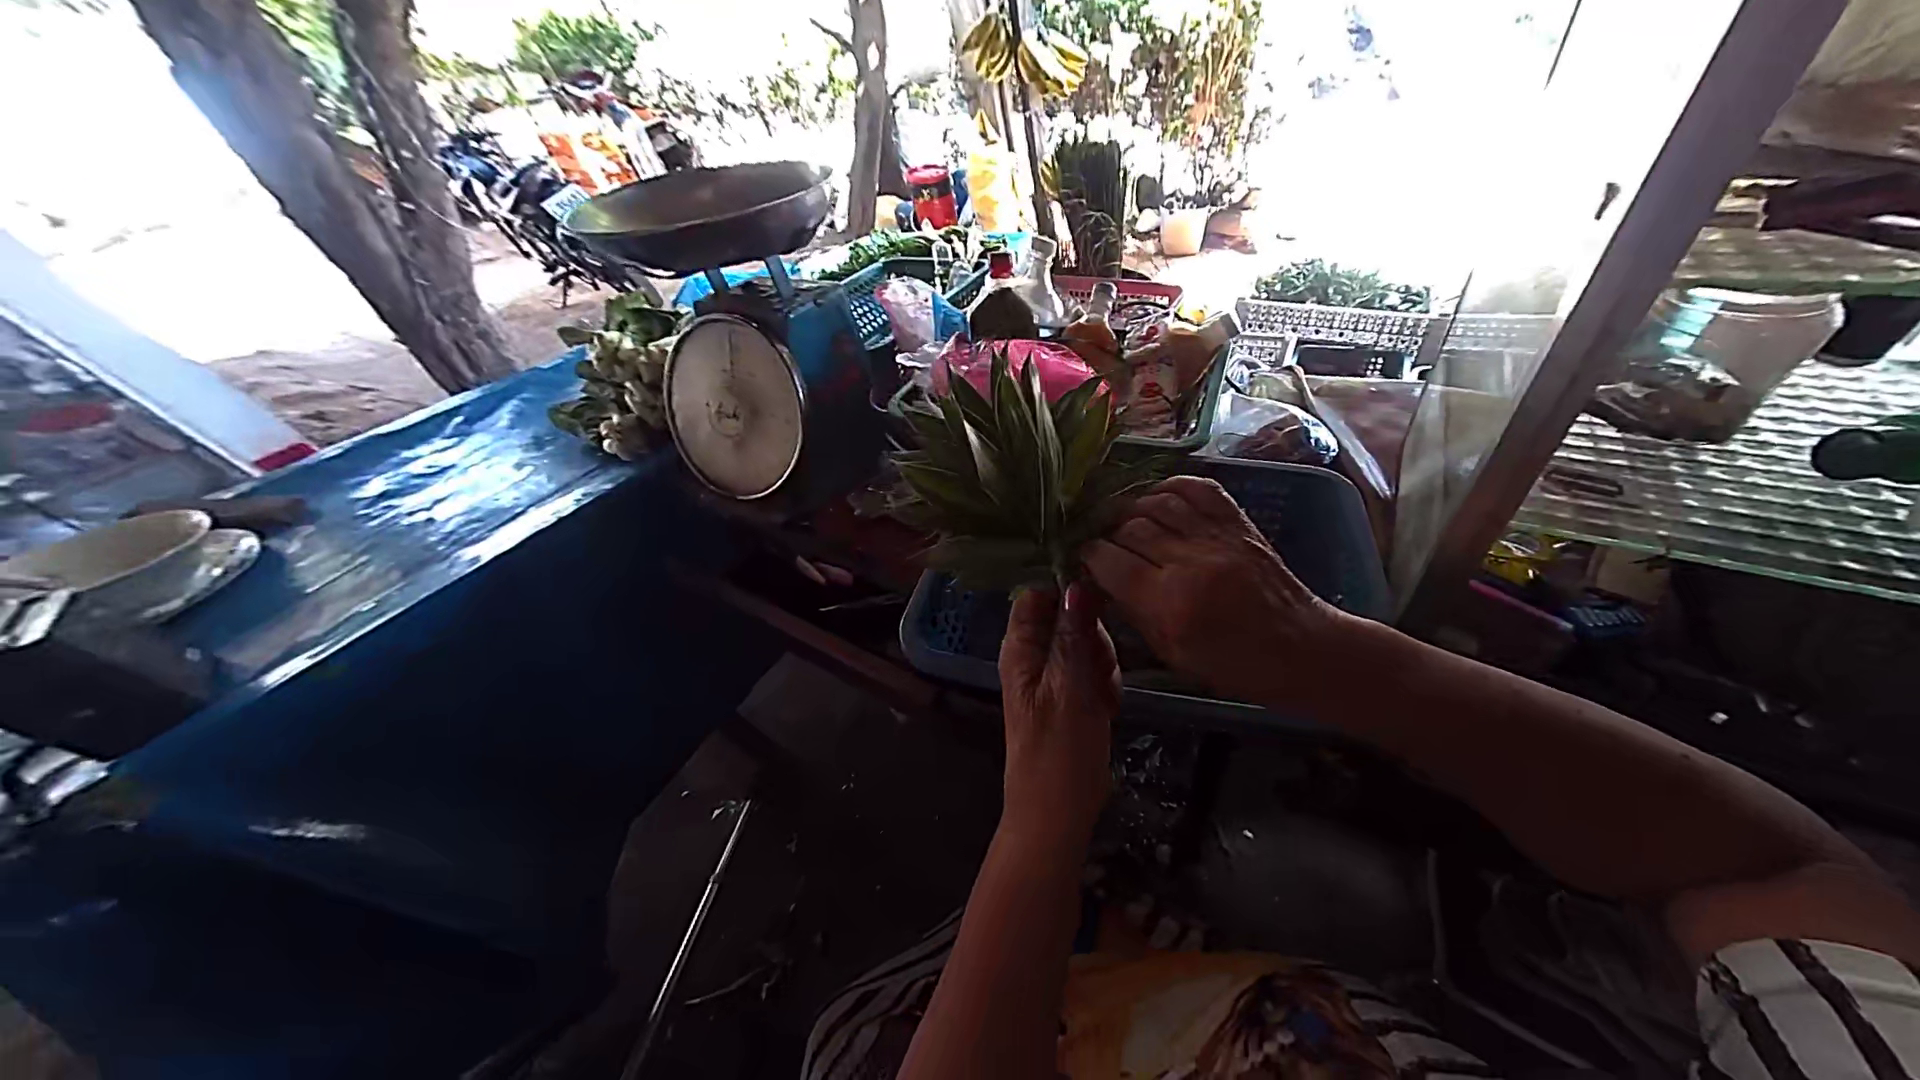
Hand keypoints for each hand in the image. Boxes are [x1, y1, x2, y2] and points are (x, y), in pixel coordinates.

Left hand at [997, 583, 1121, 837]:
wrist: (1059, 813)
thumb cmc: (1058, 752)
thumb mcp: (1071, 688)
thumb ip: (1075, 634)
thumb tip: (1079, 582)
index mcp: (1020, 647)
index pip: (1039, 594)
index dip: (1068, 592)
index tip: (1100, 604)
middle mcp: (1034, 654)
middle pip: (1071, 616)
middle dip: (1094, 639)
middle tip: (1096, 670)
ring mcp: (1055, 674)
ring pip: (1090, 643)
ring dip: (1103, 666)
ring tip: (1100, 698)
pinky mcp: (1074, 692)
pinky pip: (1098, 670)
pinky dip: (1106, 686)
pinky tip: (1105, 709)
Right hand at [1084, 477, 1341, 705]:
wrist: (1301, 650)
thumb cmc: (1232, 665)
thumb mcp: (1170, 651)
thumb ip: (1131, 610)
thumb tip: (1097, 579)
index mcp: (1168, 601)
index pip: (1108, 559)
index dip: (1088, 554)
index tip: (1082, 557)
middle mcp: (1189, 561)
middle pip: (1128, 526)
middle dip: (1106, 531)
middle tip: (1102, 541)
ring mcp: (1216, 537)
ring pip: (1156, 502)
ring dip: (1133, 509)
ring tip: (1125, 521)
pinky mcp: (1238, 523)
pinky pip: (1197, 489)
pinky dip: (1170, 488)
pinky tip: (1158, 500)